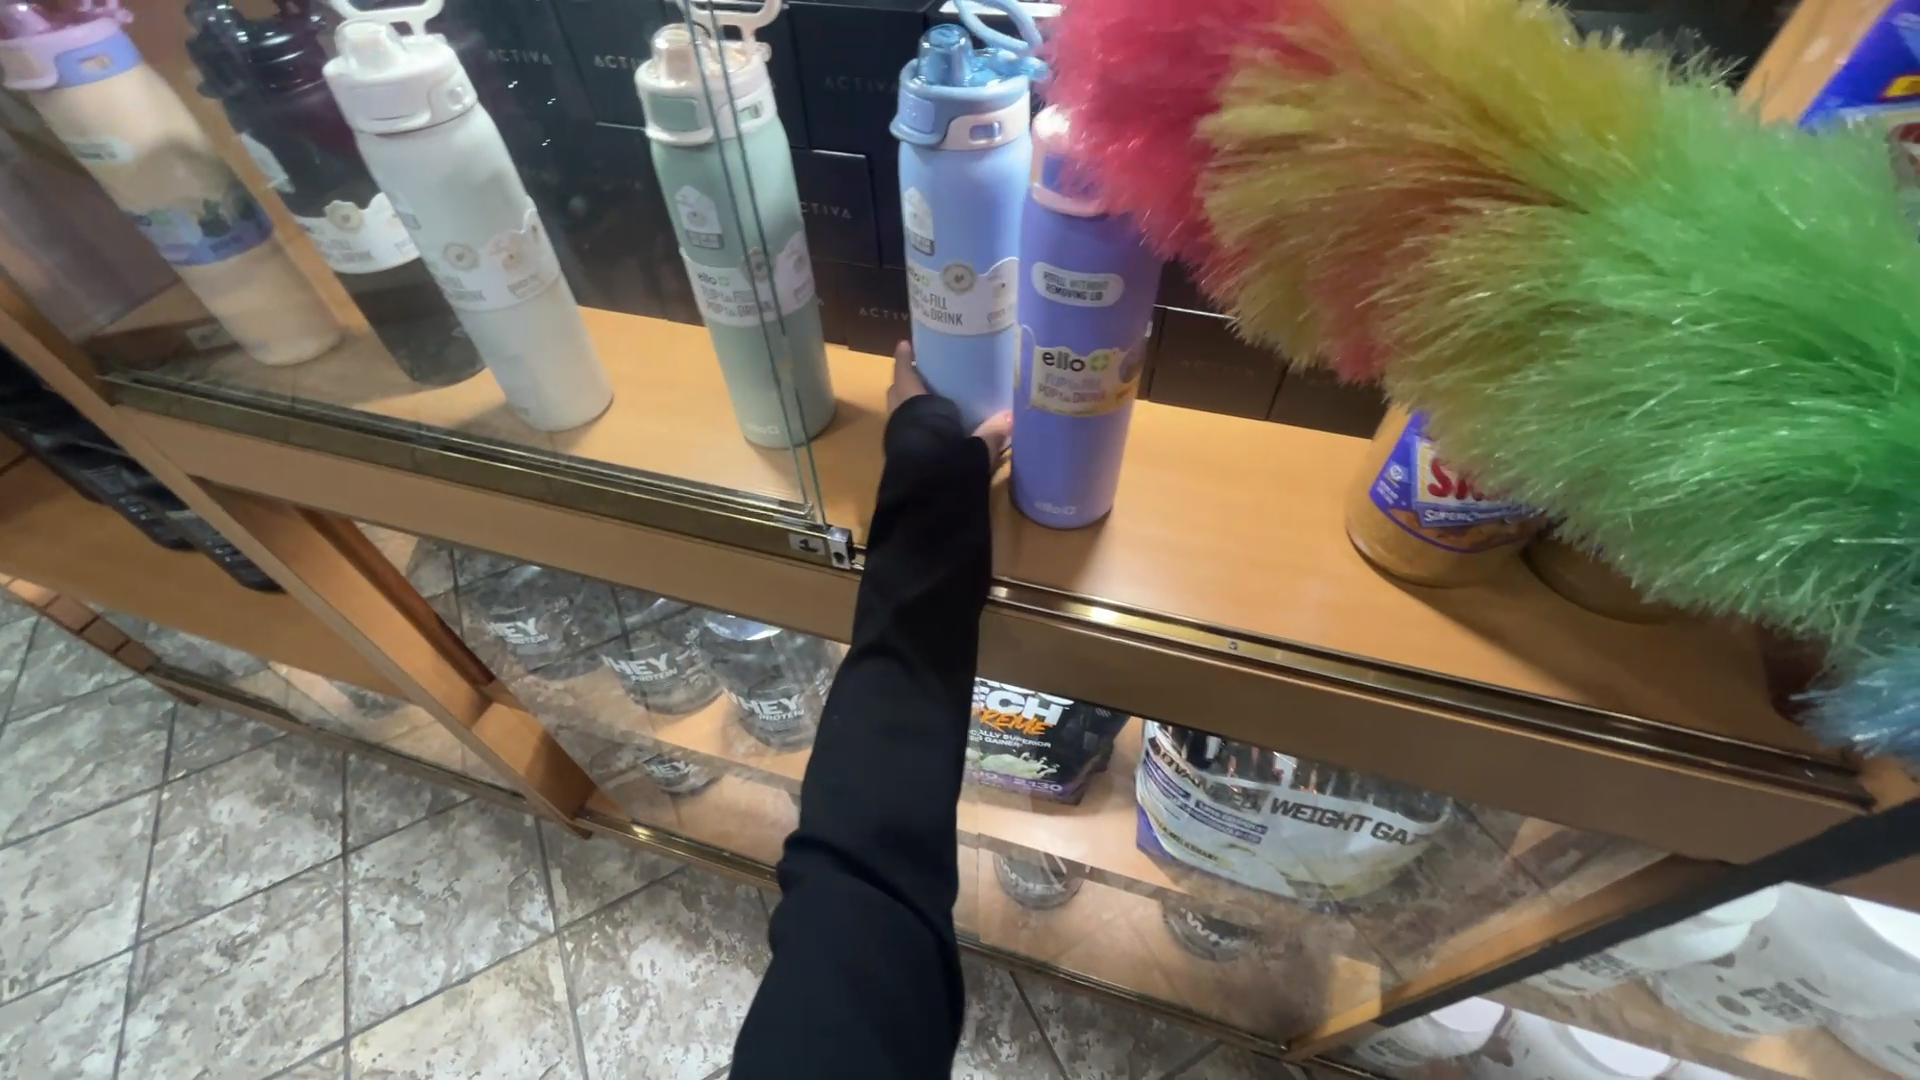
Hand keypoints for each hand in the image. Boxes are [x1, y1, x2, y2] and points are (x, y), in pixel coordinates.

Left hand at [889, 341, 1011, 462]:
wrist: (919, 500)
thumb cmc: (942, 462)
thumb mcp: (973, 447)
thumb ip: (990, 433)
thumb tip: (1011, 418)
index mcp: (913, 406)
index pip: (904, 374)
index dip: (903, 359)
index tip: (905, 344)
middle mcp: (900, 419)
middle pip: (897, 393)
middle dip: (906, 383)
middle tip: (923, 374)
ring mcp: (896, 441)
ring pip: (899, 415)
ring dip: (910, 408)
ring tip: (930, 403)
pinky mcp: (898, 460)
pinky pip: (905, 435)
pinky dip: (916, 428)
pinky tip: (931, 433)